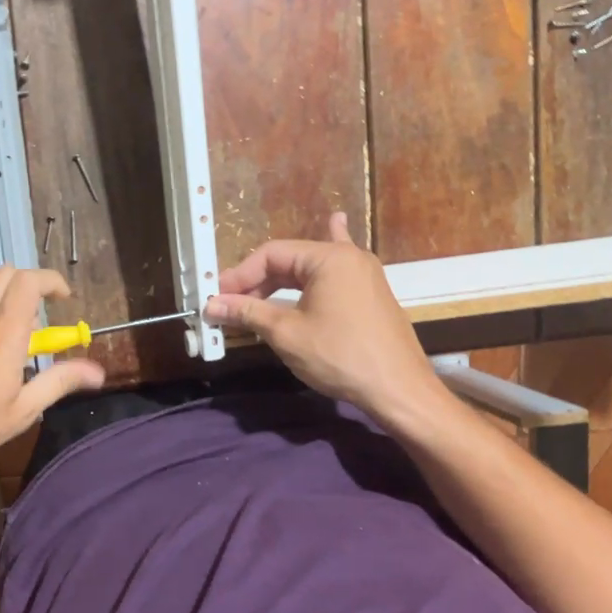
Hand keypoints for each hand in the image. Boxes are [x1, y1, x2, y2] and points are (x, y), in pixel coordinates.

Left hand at [0, 266, 104, 500]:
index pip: (28, 282)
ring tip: (0, 360)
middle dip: (27, 284)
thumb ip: (60, 382)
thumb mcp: (22, 411)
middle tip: (37, 316)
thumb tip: (97, 372)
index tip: (62, 297)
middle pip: (3, 275)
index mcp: (2, 338)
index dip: (50, 280)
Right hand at [203, 212, 453, 429]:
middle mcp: (349, 257)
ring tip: (253, 291)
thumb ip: (248, 313)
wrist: (398, 390)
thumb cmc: (340, 356)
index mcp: (329, 258)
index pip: (271, 254)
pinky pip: (336, 272)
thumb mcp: (286, 333)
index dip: (240, 275)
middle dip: (257, 282)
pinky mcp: (369, 294)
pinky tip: (336, 223)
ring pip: (310, 270)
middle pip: (290, 261)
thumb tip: (213, 305)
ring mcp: (363, 274)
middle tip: (230, 304)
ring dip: (280, 282)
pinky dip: (322, 262)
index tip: (218, 298)